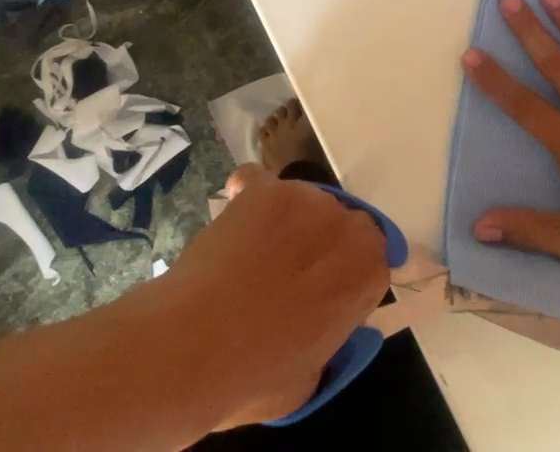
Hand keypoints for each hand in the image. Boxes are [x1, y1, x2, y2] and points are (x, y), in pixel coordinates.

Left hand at [156, 165, 389, 428]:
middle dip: (319, 246)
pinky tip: (232, 220)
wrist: (190, 348)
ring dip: (285, 223)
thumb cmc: (254, 374)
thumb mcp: (309, 378)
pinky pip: (257, 181)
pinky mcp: (264, 189)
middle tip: (284, 279)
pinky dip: (247, 195)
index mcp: (369, 271)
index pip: (369, 263)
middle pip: (340, 226)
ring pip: (302, 204)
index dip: (342, 280)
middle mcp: (348, 226)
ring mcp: (306, 200)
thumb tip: (316, 330)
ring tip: (248, 256)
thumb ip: (326, 340)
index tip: (319, 299)